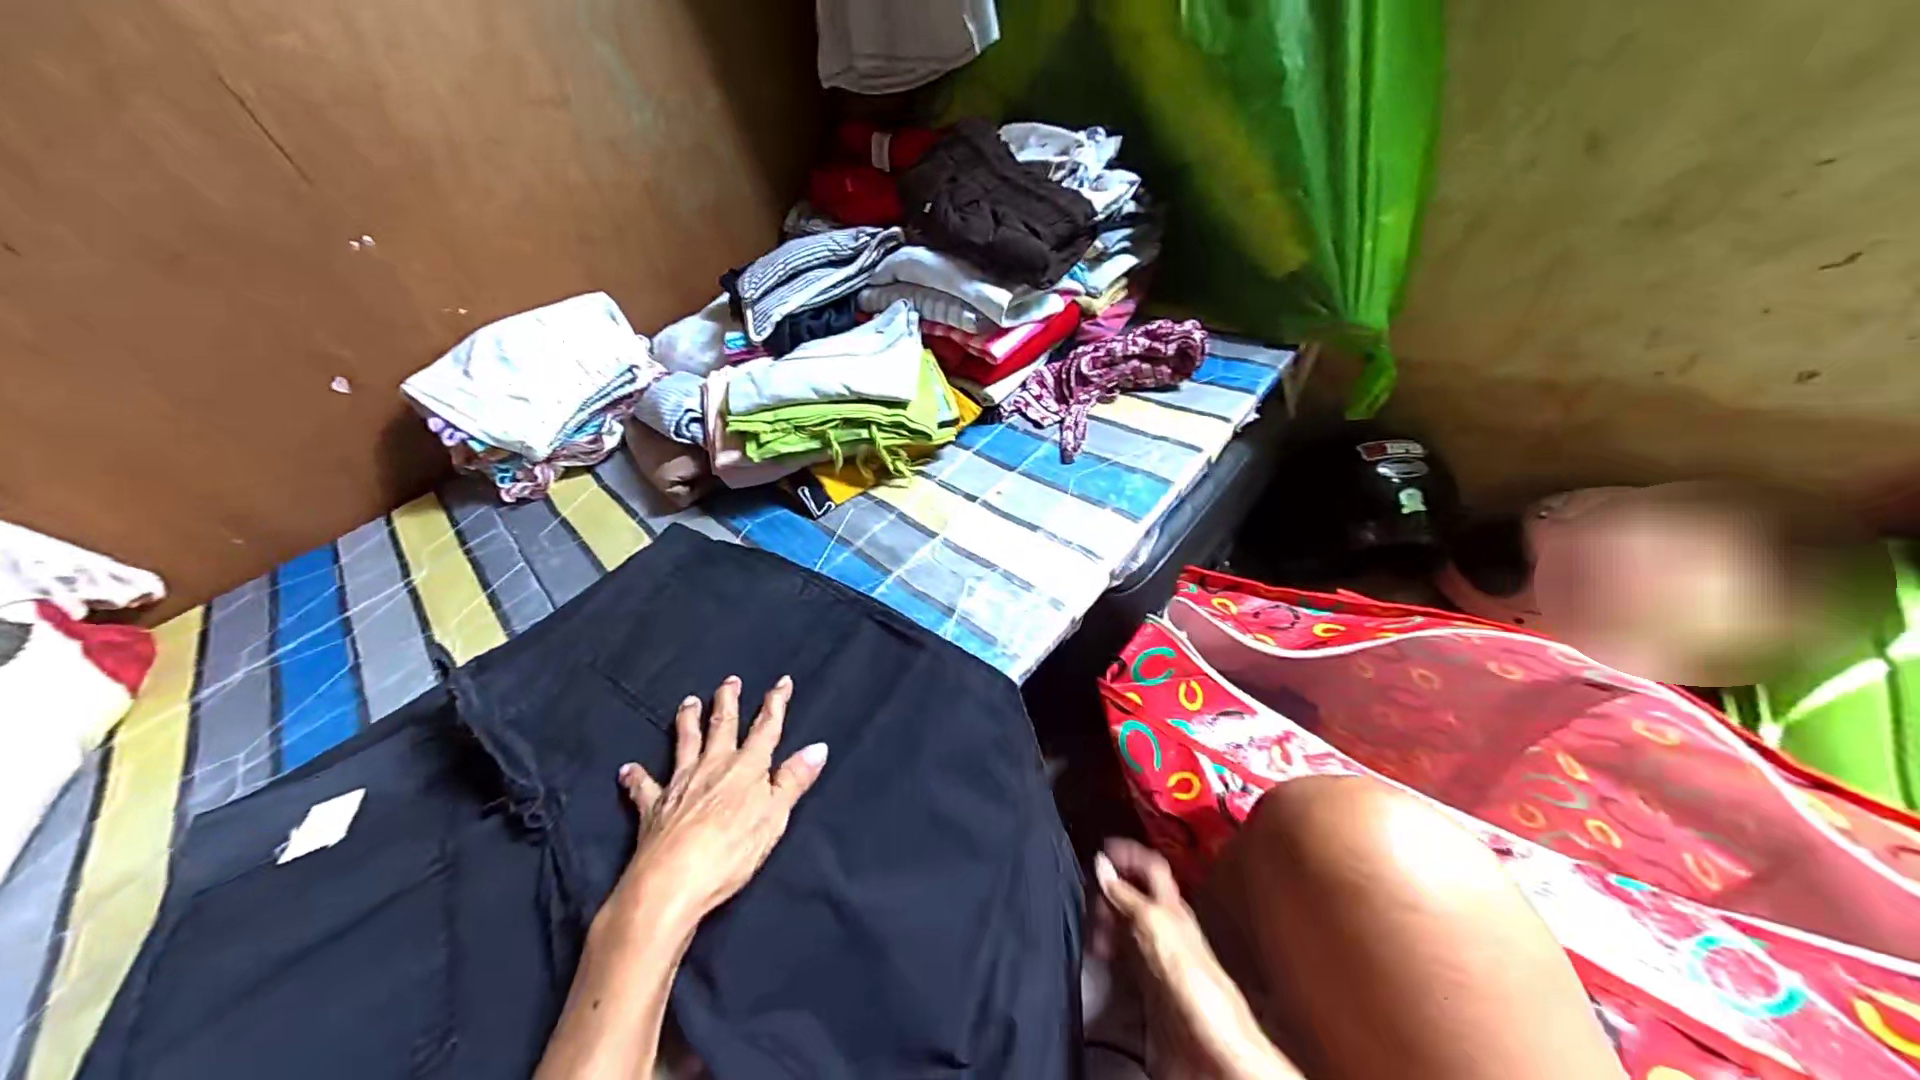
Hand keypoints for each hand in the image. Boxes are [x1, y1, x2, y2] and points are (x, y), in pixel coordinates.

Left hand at [615, 675, 828, 920]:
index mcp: (746, 768)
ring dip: (687, 721)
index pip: (766, 728)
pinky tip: (627, 768)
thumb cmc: (731, 850)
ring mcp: (680, 784)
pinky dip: (636, 776)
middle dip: (728, 701)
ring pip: (685, 743)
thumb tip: (818, 747)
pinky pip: (643, 786)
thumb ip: (794, 780)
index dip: (776, 703)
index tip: (782, 682)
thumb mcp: (775, 816)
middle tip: (730, 680)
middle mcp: (713, 766)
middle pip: (722, 726)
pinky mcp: (654, 808)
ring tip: (688, 702)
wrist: (671, 882)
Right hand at [1095, 839, 1302, 1079]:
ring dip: (1105, 919)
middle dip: (1110, 889)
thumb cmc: (1198, 990)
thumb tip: (1102, 863)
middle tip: (1090, 896)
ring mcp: (1158, 955)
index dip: (1129, 852)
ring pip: (1126, 922)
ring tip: (1091, 927)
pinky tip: (1099, 954)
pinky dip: (1107, 947)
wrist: (1216, 1052)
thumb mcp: (1157, 929)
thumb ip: (1128, 896)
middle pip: (1135, 893)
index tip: (1102, 849)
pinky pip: (1123, 954)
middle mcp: (1166, 927)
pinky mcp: (1150, 984)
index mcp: (1172, 908)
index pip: (1151, 865)